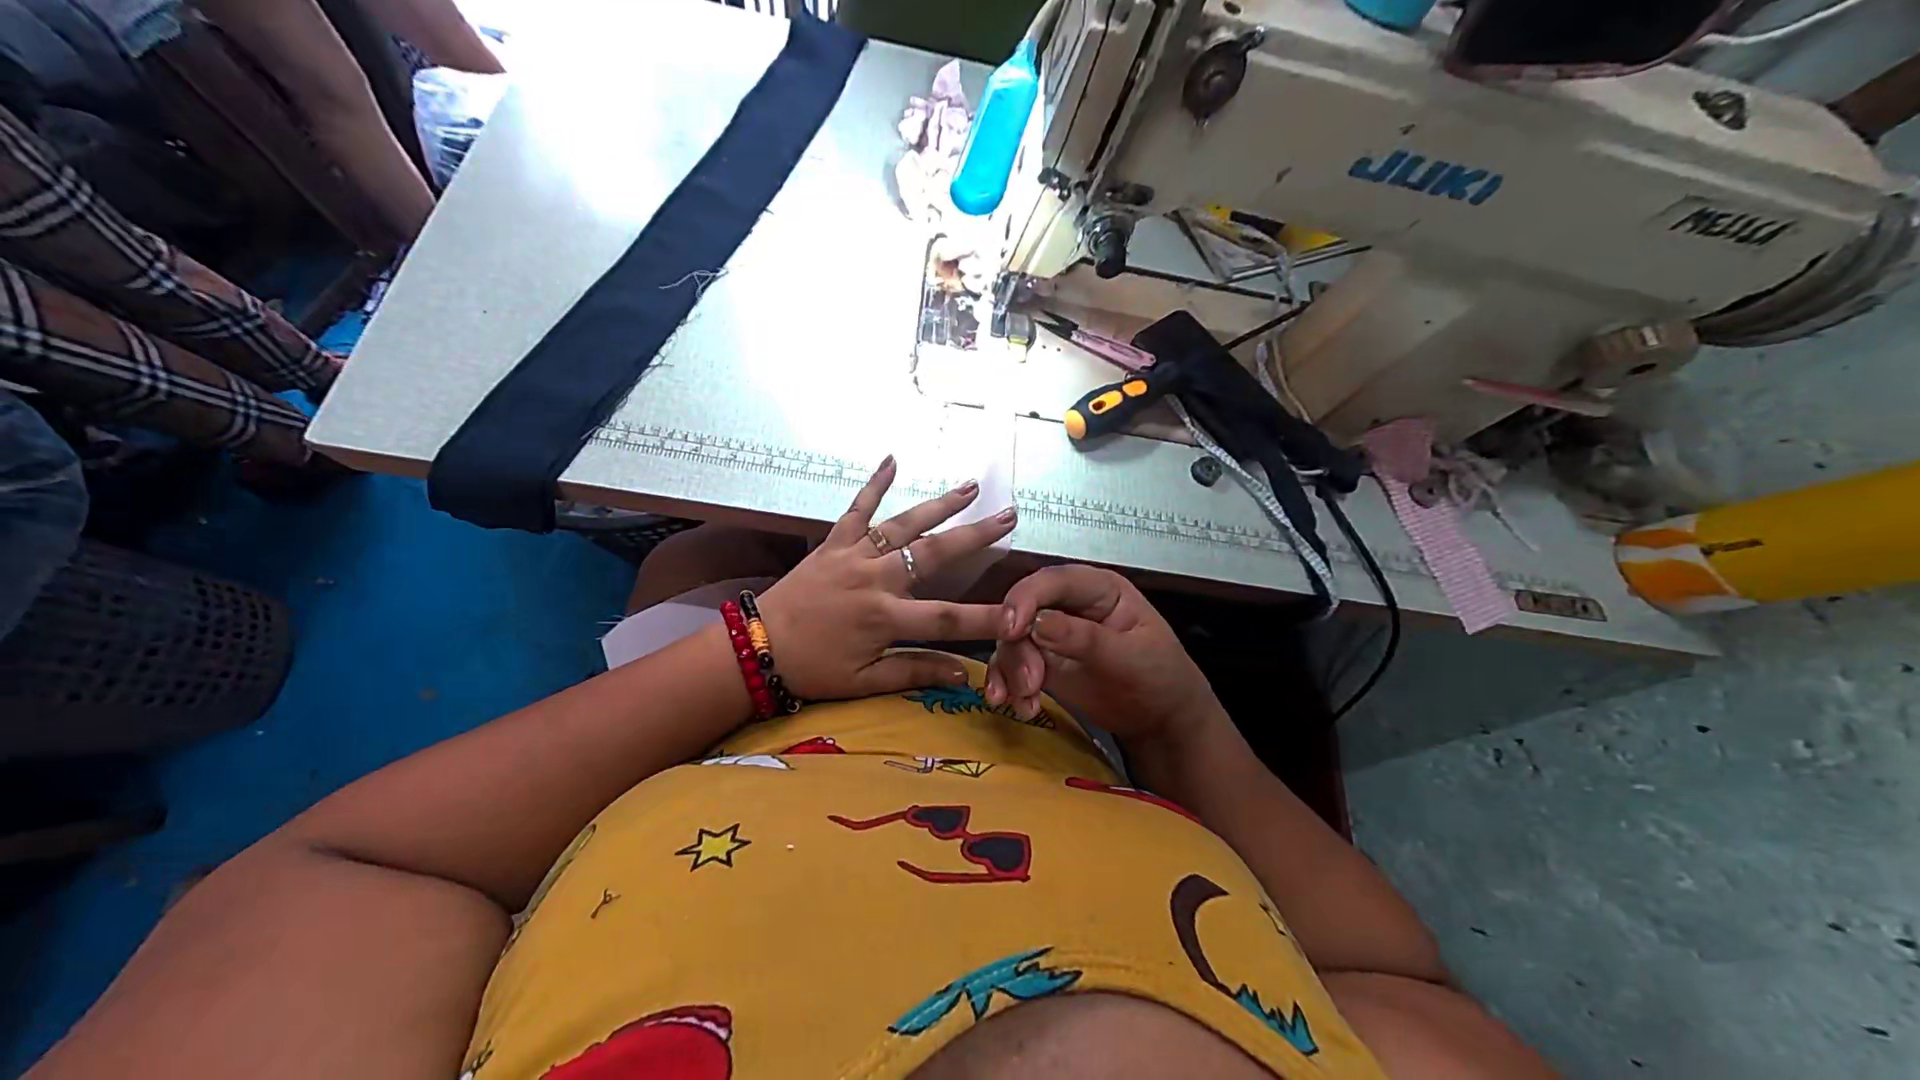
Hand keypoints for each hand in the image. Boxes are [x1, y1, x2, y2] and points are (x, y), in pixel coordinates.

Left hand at [755, 456, 1015, 700]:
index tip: (1021, 610)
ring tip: (970, 486)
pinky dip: (873, 485)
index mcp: (885, 618)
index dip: (986, 617)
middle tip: (1008, 515)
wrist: (755, 646)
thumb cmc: (811, 669)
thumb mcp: (864, 682)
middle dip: (975, 535)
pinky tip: (892, 459)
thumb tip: (964, 672)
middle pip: (934, 554)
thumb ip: (914, 673)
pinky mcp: (832, 544)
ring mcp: (853, 556)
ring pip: (903, 526)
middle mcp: (875, 580)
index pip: (947, 619)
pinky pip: (856, 510)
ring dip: (938, 505)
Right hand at [985, 565, 1221, 743]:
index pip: (1054, 581)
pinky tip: (1016, 704)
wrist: (1162, 720)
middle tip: (1028, 681)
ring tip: (1026, 699)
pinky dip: (1007, 682)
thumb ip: (1086, 639)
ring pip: (1013, 638)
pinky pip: (1011, 664)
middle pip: (1024, 608)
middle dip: (1017, 643)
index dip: (1026, 598)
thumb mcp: (1130, 657)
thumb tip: (1038, 623)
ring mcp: (1052, 632)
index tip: (1011, 629)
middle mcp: (1069, 604)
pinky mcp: (1042, 660)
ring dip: (1011, 668)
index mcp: (1098, 589)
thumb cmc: (1160, 677)